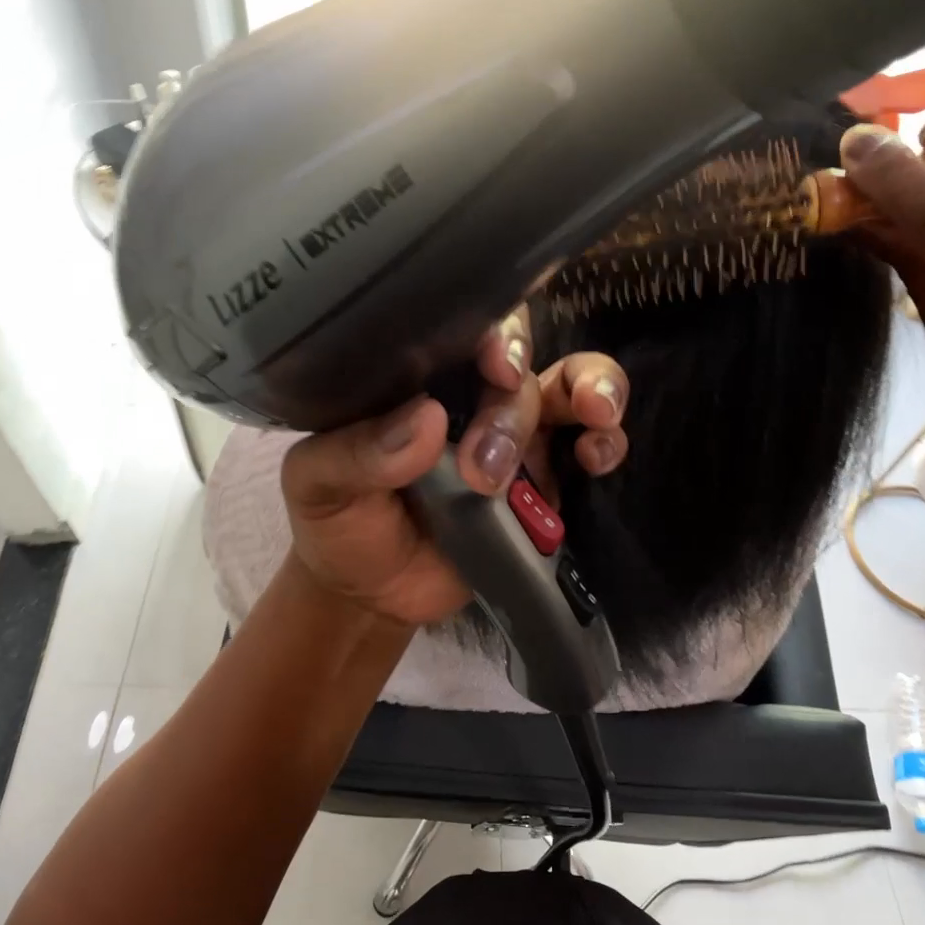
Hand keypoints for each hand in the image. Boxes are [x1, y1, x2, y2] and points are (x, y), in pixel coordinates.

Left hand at [280, 311, 629, 625]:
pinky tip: (596, 457)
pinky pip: (589, 446)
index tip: (497, 366)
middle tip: (486, 466)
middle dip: (515, 407)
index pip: (460, 329)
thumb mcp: (319, 487)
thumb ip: (355, 454)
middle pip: (518, 366)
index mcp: (414, 383)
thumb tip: (427, 421)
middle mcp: (467, 399)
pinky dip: (605, 442)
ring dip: (593, 390)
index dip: (491, 334)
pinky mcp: (541, 482)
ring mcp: (512, 438)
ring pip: (568, 386)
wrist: (375, 594)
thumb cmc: (339, 526)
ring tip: (596, 419)